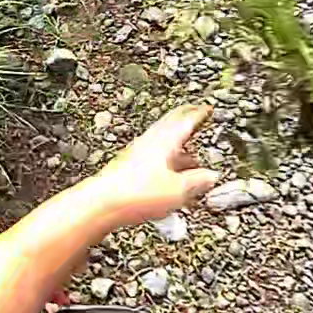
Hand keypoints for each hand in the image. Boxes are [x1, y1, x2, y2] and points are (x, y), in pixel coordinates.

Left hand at [80, 104, 222, 228]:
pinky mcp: (126, 167)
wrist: (101, 203)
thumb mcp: (177, 191)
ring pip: (160, 142)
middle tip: (195, 116)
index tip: (207, 109)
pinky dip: (164, 160)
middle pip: (169, 126)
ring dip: (176, 144)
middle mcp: (148, 142)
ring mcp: (135, 154)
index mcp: (164, 141)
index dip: (198, 115)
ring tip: (189, 155)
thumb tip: (211, 175)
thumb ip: (197, 181)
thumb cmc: (137, 193)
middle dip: (184, 122)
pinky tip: (166, 172)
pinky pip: (151, 157)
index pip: (185, 121)